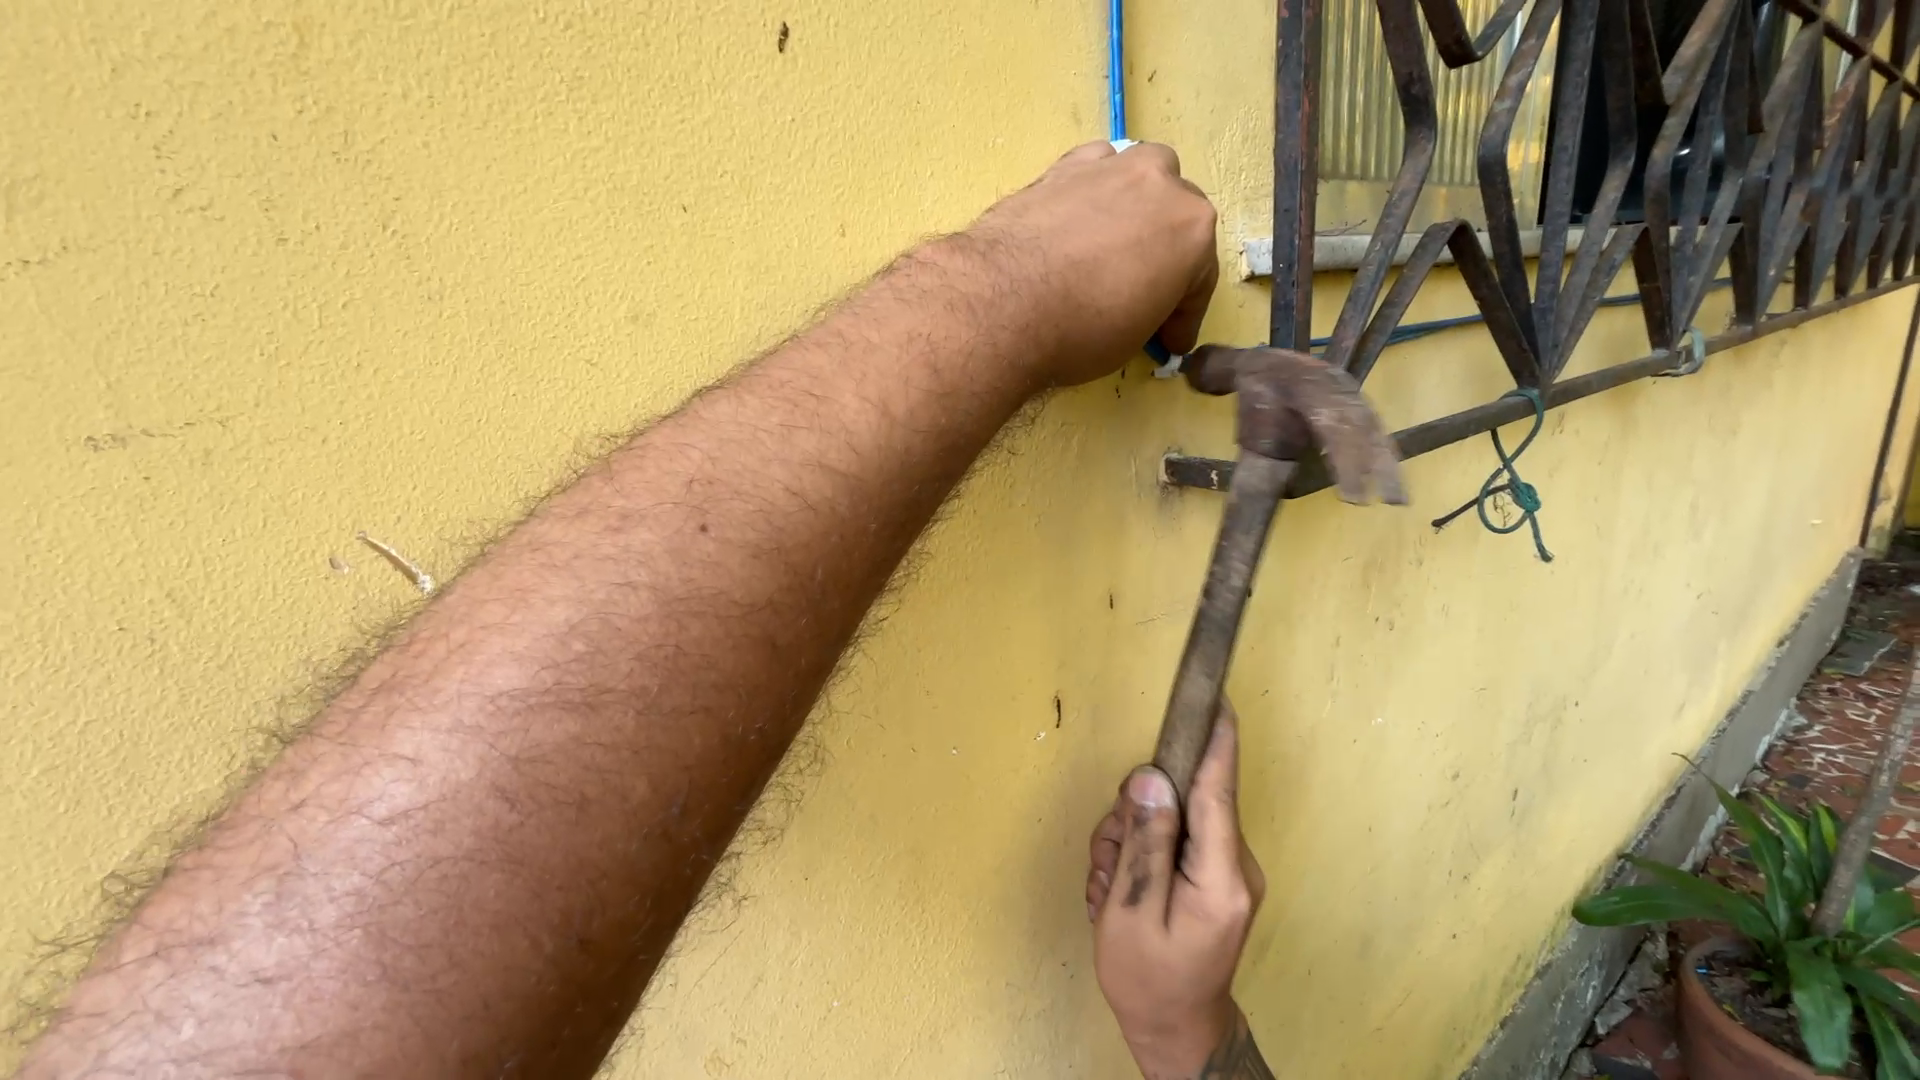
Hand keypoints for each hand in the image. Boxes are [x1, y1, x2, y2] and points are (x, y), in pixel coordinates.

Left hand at [962, 141, 1218, 387]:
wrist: (1003, 303)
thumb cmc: (1080, 331)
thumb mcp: (1131, 339)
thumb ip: (1147, 314)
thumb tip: (1135, 314)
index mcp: (1193, 230)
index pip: (1198, 278)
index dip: (1183, 316)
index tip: (1170, 342)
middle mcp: (1161, 184)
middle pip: (1175, 216)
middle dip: (1165, 254)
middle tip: (1144, 292)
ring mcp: (1110, 167)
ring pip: (1139, 180)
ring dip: (1135, 210)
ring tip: (1113, 247)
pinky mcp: (1062, 167)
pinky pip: (1092, 174)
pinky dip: (1092, 196)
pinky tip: (1077, 223)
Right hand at [1087, 701, 1265, 1078]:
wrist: (1177, 1028)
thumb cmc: (1149, 978)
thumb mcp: (1130, 912)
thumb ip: (1143, 843)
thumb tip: (1150, 779)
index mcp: (1220, 877)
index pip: (1218, 789)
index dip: (1215, 740)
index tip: (1216, 697)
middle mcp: (1234, 864)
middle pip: (1181, 799)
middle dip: (1132, 819)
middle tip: (1108, 863)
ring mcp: (1226, 867)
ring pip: (1168, 815)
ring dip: (1128, 841)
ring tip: (1112, 887)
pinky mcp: (1213, 871)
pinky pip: (1171, 835)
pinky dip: (1139, 852)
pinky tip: (1124, 888)